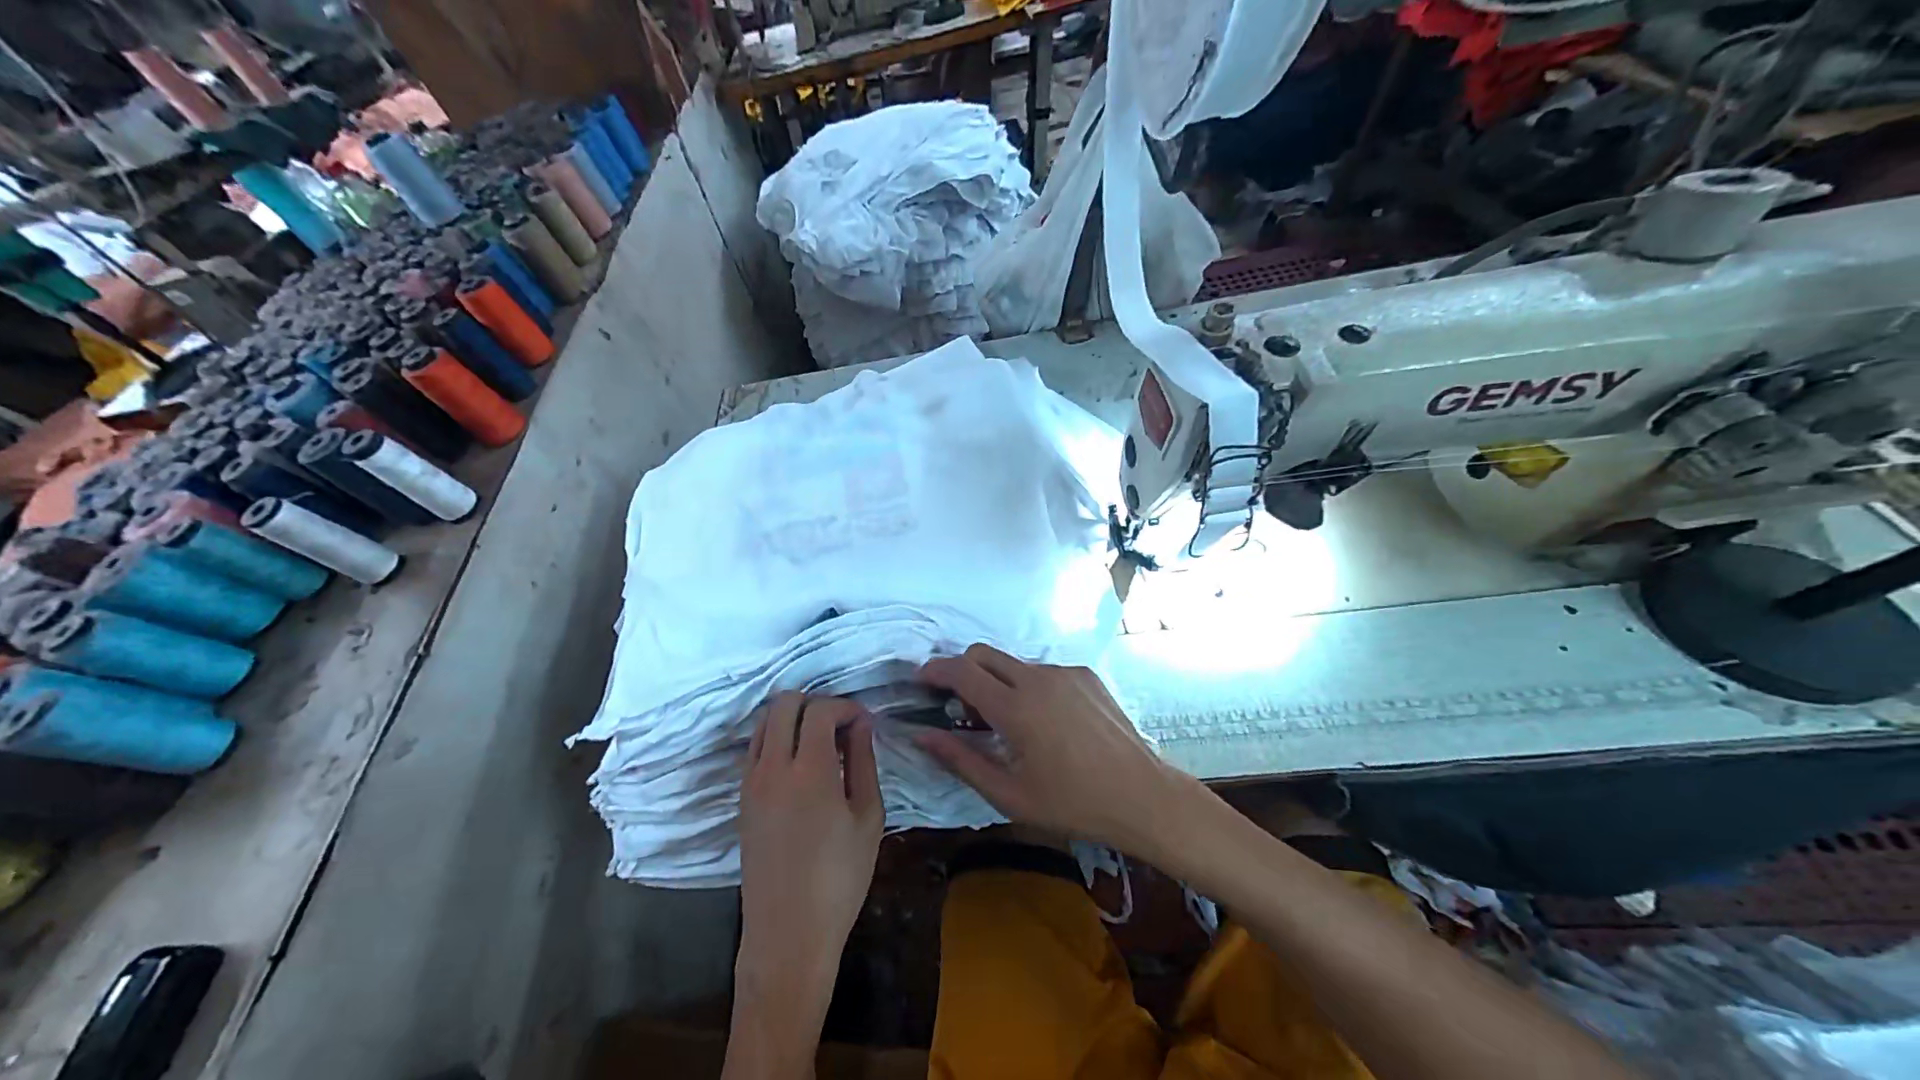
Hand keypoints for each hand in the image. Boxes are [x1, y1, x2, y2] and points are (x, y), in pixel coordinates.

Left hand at [727, 694, 883, 1079]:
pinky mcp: (741, 798)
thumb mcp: (868, 817)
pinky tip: (801, 764)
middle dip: (816, 703)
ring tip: (821, 743)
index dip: (846, 707)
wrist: (788, 932)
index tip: (864, 723)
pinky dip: (777, 739)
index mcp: (809, 772)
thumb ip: (863, 762)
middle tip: (842, 728)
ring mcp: (750, 782)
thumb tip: (861, 724)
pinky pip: (755, 748)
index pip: (820, 710)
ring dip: (793, 718)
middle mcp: (772, 768)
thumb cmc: (840, 878)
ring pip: (764, 721)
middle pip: (784, 704)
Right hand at [917, 645, 1196, 860]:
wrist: (1142, 796)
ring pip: (1014, 664)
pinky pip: (1044, 672)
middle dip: (961, 670)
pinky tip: (1045, 724)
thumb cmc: (1072, 804)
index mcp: (1015, 707)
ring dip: (998, 682)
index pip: (961, 671)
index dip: (934, 670)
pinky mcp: (1086, 675)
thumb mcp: (1008, 794)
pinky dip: (1030, 687)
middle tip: (959, 707)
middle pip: (983, 653)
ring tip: (1007, 723)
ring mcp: (1065, 672)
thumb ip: (960, 759)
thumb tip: (922, 735)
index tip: (920, 681)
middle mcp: (1038, 678)